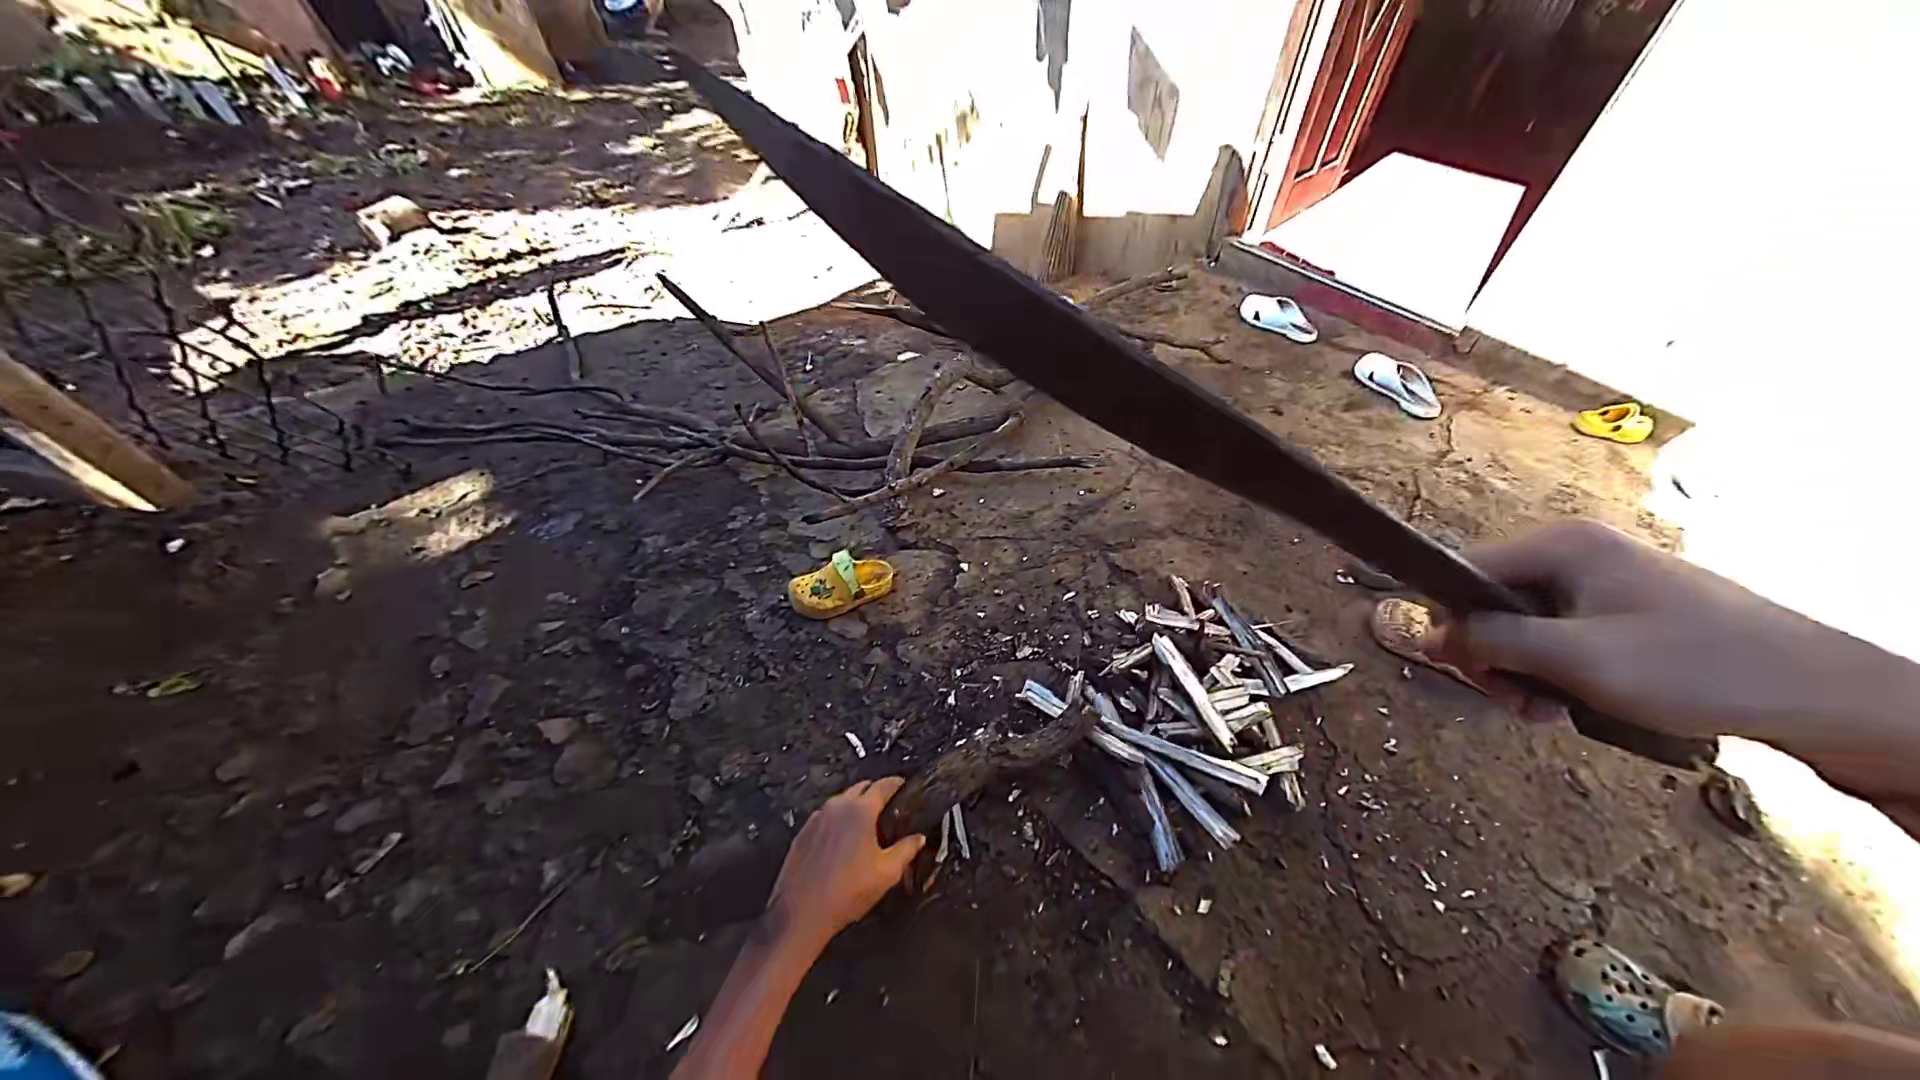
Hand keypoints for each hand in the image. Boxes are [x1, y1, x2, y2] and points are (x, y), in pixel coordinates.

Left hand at [766, 778, 924, 946]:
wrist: (801, 913)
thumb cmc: (849, 890)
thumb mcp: (887, 873)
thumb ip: (906, 850)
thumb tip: (918, 838)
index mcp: (860, 810)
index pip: (883, 786)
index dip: (896, 783)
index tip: (903, 785)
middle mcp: (837, 806)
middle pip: (860, 788)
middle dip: (875, 792)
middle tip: (887, 805)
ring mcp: (817, 818)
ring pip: (841, 801)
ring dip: (854, 805)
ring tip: (865, 823)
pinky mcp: (802, 832)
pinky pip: (825, 817)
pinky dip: (837, 820)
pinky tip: (841, 839)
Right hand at [1438, 521, 1918, 748]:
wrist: (1832, 699)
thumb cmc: (1699, 669)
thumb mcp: (1578, 660)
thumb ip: (1492, 642)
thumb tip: (1427, 634)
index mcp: (1561, 545)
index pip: (1463, 571)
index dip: (1450, 621)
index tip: (1464, 669)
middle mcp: (1575, 553)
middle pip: (1490, 603)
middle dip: (1494, 657)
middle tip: (1519, 701)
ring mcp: (1601, 580)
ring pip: (1522, 625)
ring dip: (1523, 672)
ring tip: (1550, 710)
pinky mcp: (1623, 609)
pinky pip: (1558, 636)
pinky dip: (1555, 671)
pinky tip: (1575, 701)